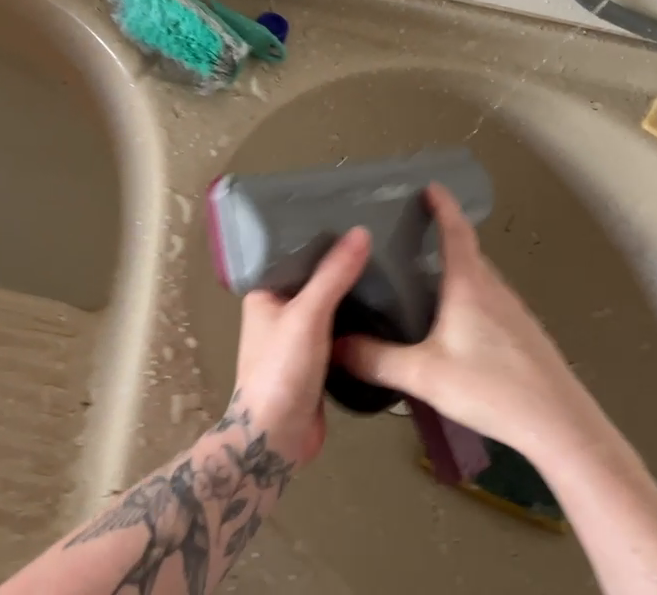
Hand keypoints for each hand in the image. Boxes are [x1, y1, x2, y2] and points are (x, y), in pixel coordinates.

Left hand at [231, 226, 369, 464]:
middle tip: (385, 242)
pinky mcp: (317, 361)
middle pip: (315, 281)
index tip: (358, 218)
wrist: (277, 437)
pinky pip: (340, 333)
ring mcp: (298, 338)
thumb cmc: (282, 369)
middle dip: (344, 267)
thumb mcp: (307, 315)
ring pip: (330, 308)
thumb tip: (361, 232)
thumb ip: (333, 276)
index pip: (296, 255)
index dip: (324, 239)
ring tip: (392, 269)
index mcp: (264, 293)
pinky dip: (358, 324)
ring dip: (354, 297)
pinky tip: (387, 311)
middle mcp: (278, 311)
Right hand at [334, 184, 610, 460]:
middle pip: (469, 254)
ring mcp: (516, 315)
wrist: (564, 429)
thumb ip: (375, 359)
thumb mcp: (423, 374)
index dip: (442, 206)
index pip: (456, 232)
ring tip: (425, 278)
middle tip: (410, 235)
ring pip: (481, 281)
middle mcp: (495, 292)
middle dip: (443, 238)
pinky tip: (455, 325)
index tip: (430, 186)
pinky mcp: (526, 339)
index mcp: (469, 286)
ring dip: (457, 270)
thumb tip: (332, 344)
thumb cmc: (492, 389)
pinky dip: (469, 297)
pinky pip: (491, 303)